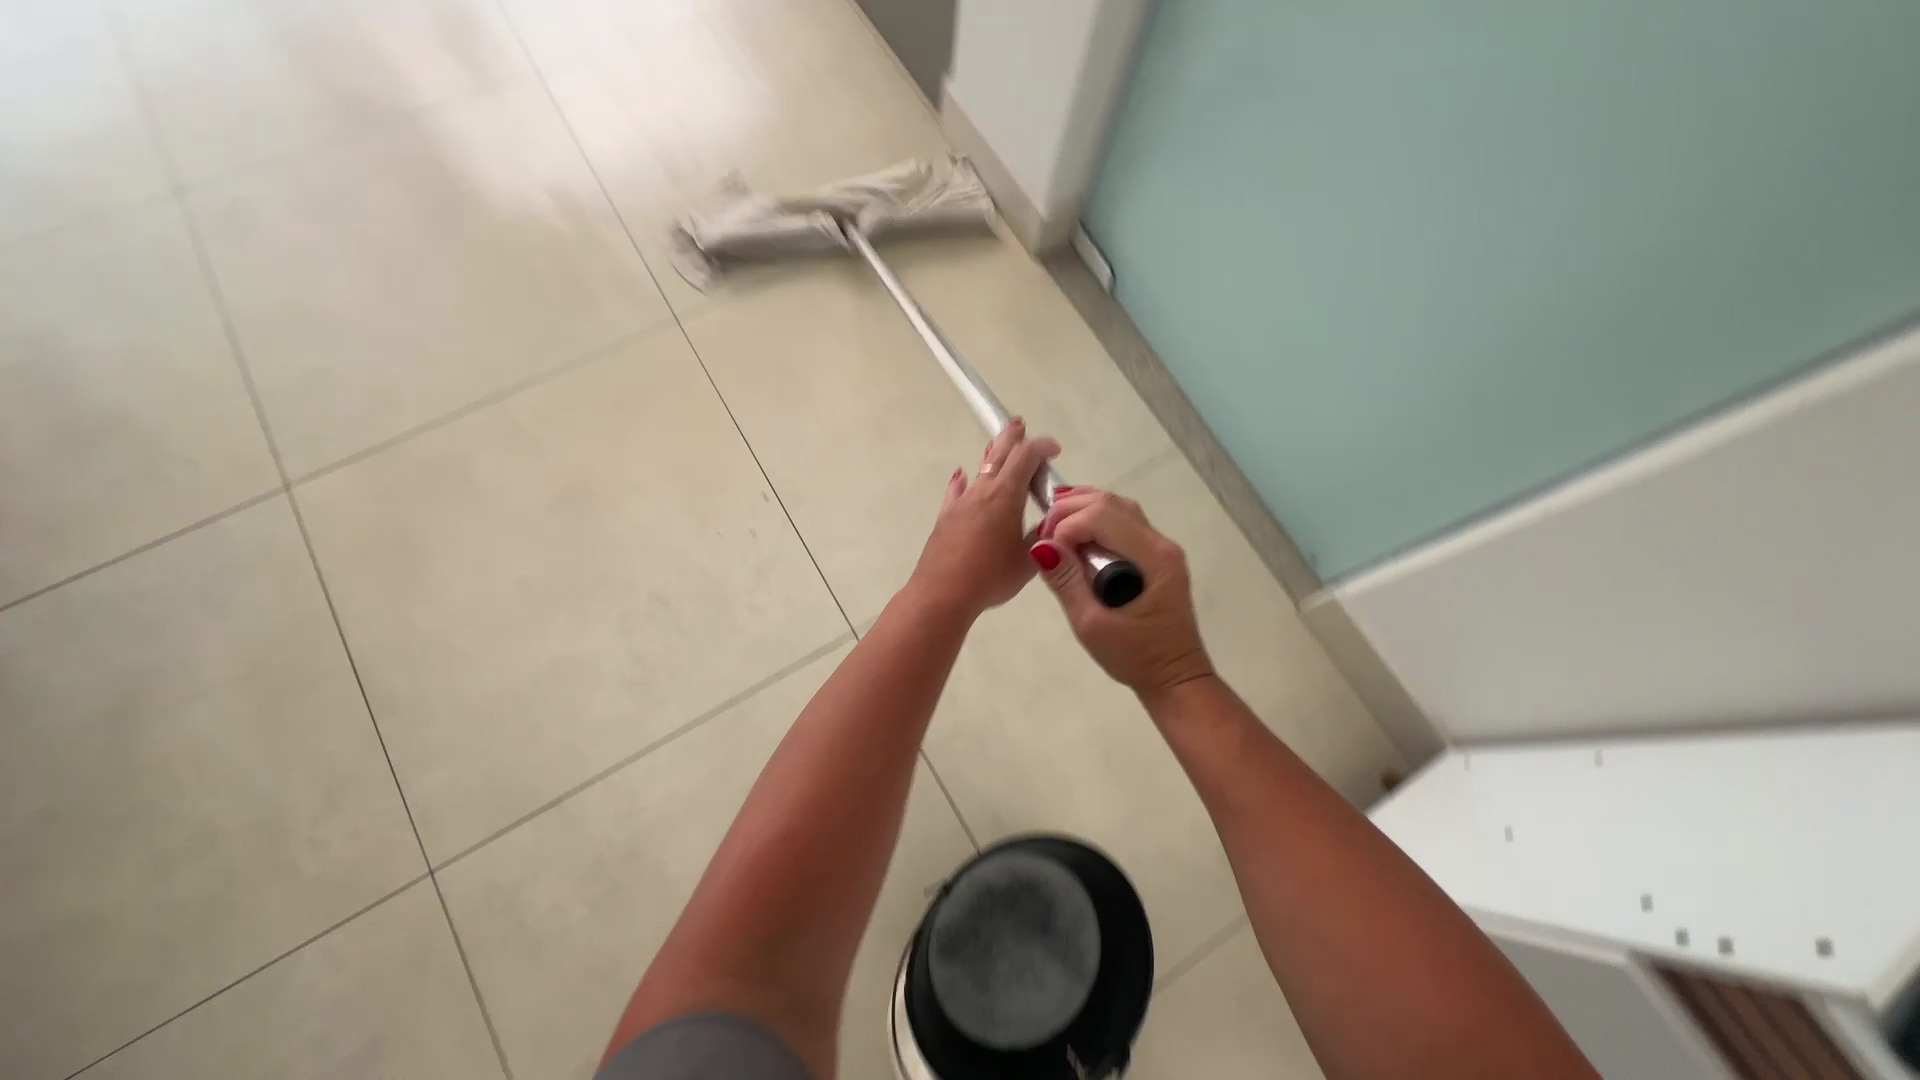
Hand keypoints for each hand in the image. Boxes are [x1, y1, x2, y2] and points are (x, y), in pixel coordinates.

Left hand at [908, 419, 1059, 619]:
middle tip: (1019, 424)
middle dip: (1012, 438)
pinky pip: (956, 492)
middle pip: (998, 455)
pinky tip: (960, 477)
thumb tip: (1050, 524)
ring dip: (991, 456)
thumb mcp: (1028, 560)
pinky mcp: (945, 518)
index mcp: (1006, 496)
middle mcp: (982, 492)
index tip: (1054, 449)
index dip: (1041, 447)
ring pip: (978, 471)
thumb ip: (1041, 538)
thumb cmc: (990, 577)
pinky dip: (962, 482)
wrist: (942, 593)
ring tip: (995, 446)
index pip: (1026, 458)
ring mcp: (961, 504)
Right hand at [1030, 488, 1213, 696]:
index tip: (1045, 551)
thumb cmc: (1135, 657)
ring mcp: (1161, 548)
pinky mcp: (1155, 555)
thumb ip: (1067, 583)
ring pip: (1118, 508)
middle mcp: (1161, 544)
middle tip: (1042, 534)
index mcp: (1153, 558)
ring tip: (1051, 524)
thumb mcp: (1092, 625)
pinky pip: (1123, 523)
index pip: (1103, 516)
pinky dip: (1095, 519)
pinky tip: (1073, 530)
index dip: (1067, 525)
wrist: (1174, 677)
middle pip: (1111, 504)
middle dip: (1070, 511)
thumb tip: (1040, 545)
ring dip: (1082, 509)